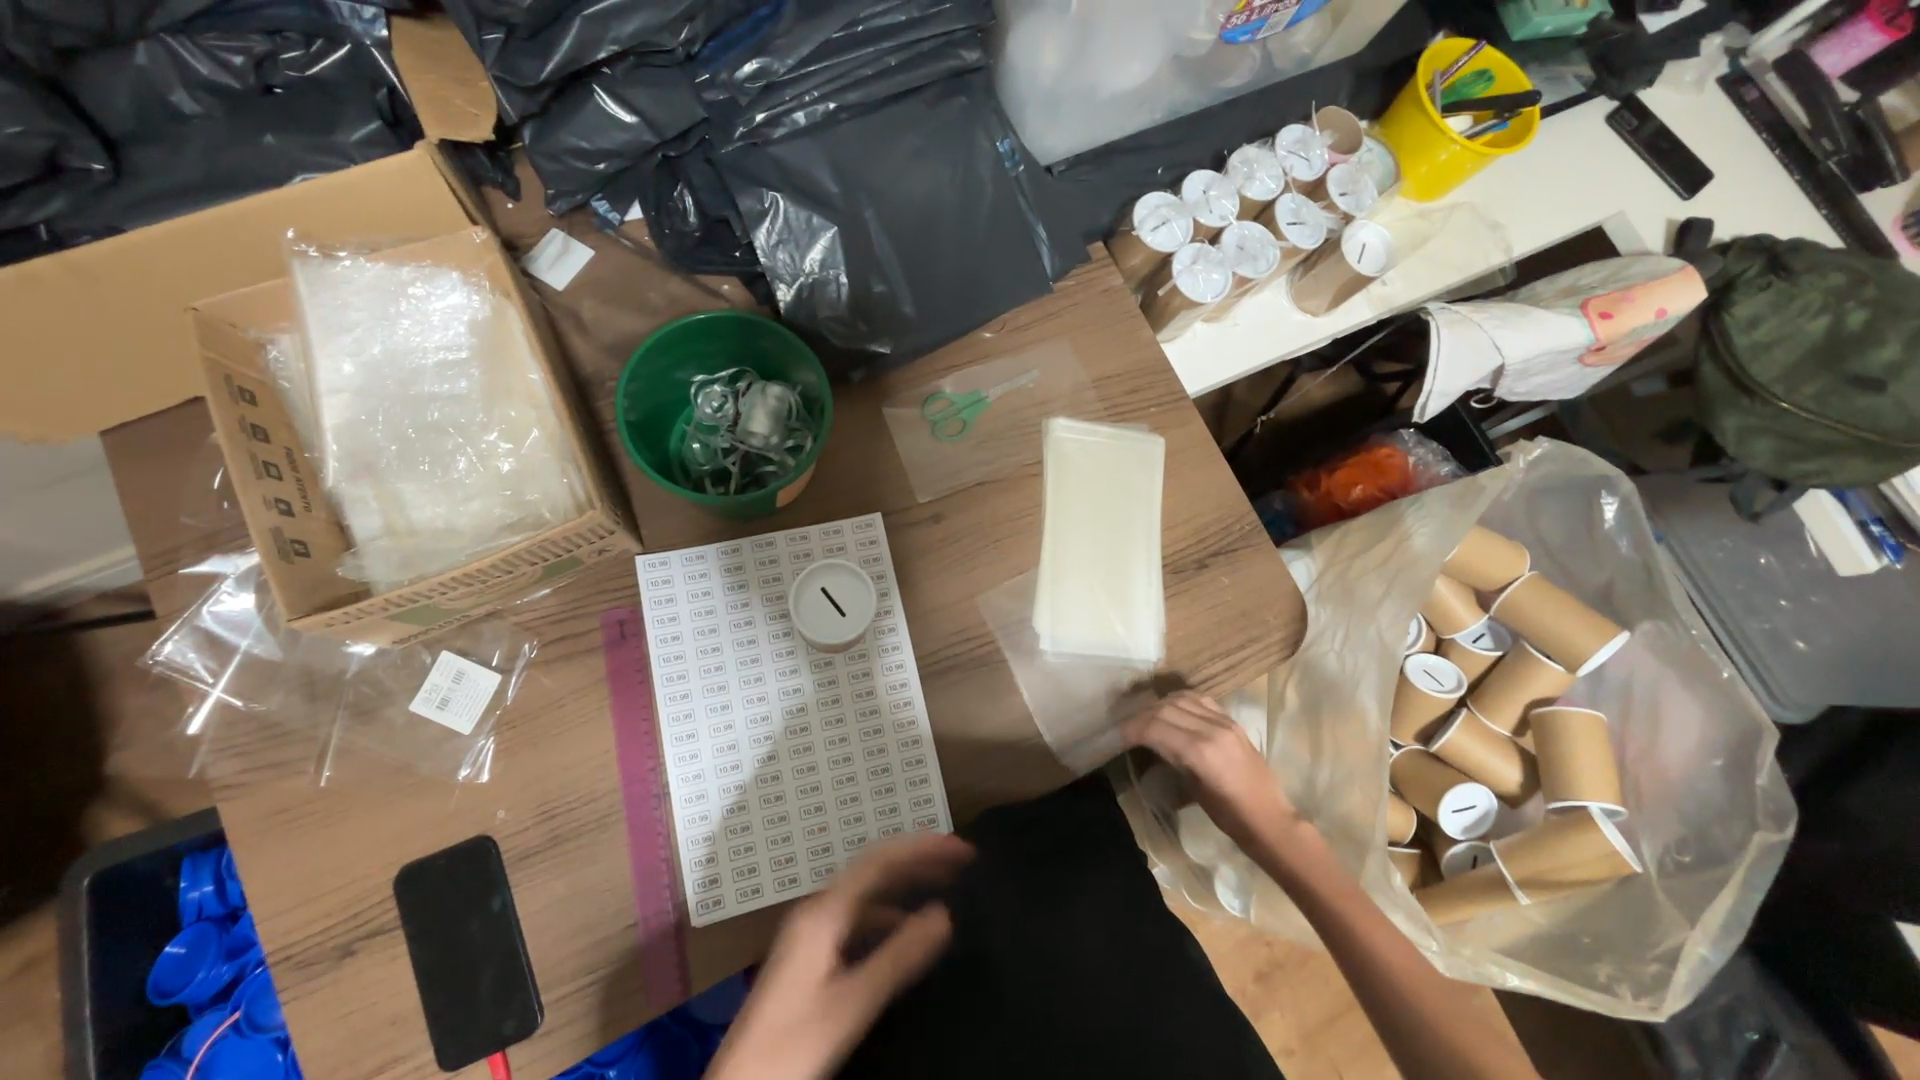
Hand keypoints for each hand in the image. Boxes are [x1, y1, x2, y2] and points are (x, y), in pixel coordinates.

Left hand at [706, 833, 973, 1079]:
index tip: (961, 849)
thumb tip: (945, 914)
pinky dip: (890, 916)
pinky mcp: (812, 957)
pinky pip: (859, 920)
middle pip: (873, 872)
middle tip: (962, 862)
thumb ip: (899, 956)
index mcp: (823, 913)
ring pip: (867, 896)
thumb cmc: (794, 1041)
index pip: (879, 861)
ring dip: (905, 887)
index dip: (921, 848)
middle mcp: (816, 913)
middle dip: (917, 862)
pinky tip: (909, 933)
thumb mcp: (853, 1000)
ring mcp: (812, 934)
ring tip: (945, 889)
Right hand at [1123, 691, 1296, 850]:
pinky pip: (1200, 700)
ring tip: (1145, 719)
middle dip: (1140, 716)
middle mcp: (1212, 729)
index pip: (1154, 727)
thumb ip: (1171, 758)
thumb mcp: (1191, 789)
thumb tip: (1148, 744)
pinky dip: (1180, 702)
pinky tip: (1171, 713)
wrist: (1268, 817)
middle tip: (1125, 729)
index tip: (1116, 737)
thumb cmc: (1228, 815)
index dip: (1130, 729)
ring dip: (1158, 706)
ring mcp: (1225, 721)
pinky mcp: (1232, 721)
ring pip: (1181, 699)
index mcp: (1200, 751)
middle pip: (1164, 709)